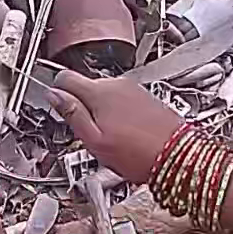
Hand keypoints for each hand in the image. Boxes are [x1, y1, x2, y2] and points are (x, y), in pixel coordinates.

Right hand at [48, 70, 184, 183]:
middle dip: (82, 107)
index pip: (65, 77)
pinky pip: (121, 100)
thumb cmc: (138, 154)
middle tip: (89, 134)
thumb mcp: (94, 140)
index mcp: (99, 93)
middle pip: (85, 87)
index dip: (57, 92)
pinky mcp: (145, 97)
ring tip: (111, 138)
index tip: (59, 107)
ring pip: (104, 94)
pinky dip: (117, 113)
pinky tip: (125, 134)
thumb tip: (53, 94)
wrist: (179, 156)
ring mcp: (132, 89)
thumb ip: (72, 114)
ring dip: (101, 111)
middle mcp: (116, 84)